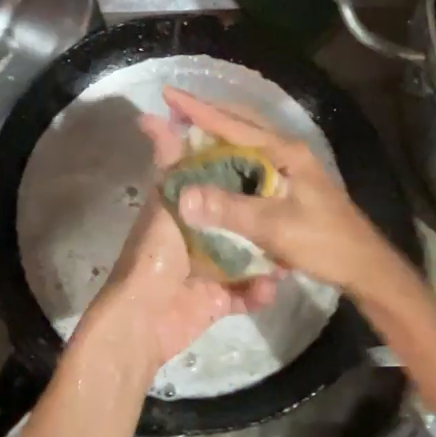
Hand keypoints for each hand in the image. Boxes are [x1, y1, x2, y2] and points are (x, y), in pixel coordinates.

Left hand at [84, 111, 277, 370]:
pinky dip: (258, 291)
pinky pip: (245, 293)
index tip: (265, 160)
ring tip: (292, 252)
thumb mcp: (165, 201)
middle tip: (291, 208)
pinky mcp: (217, 301)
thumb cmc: (154, 256)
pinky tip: (272, 285)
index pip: (211, 183)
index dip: (235, 171)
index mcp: (181, 210)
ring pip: (245, 257)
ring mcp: (207, 271)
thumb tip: (150, 115)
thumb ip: (168, 163)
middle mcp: (195, 236)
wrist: (143, 321)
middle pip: (233, 221)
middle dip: (260, 217)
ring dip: (266, 256)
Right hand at [164, 87, 396, 292]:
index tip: (169, 93)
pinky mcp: (291, 180)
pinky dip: (229, 152)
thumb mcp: (275, 227)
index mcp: (284, 151)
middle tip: (173, 111)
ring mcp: (291, 163)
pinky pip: (252, 155)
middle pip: (240, 121)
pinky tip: (216, 165)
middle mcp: (287, 148)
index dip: (198, 109)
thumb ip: (230, 210)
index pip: (232, 123)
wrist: (365, 266)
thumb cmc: (324, 242)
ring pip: (246, 137)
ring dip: (217, 131)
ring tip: (187, 132)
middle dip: (206, 113)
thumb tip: (184, 196)